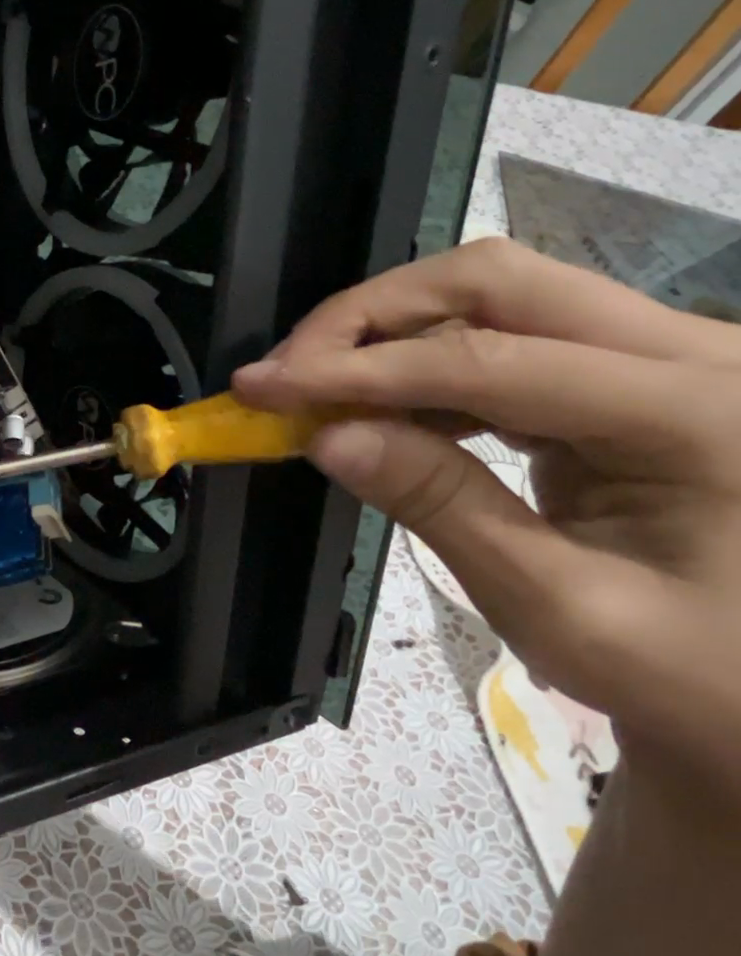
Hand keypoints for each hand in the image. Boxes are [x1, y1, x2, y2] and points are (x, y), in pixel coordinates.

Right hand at [233, 238, 740, 810]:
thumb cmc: (689, 672)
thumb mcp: (559, 605)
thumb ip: (442, 507)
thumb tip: (326, 437)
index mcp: (701, 415)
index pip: (492, 358)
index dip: (360, 369)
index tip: (258, 386)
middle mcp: (696, 355)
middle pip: (498, 282)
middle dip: (370, 318)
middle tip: (286, 373)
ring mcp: (668, 356)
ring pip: (497, 294)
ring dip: (388, 332)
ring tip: (313, 390)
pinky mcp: (629, 375)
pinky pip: (506, 337)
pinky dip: (420, 363)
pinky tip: (377, 407)